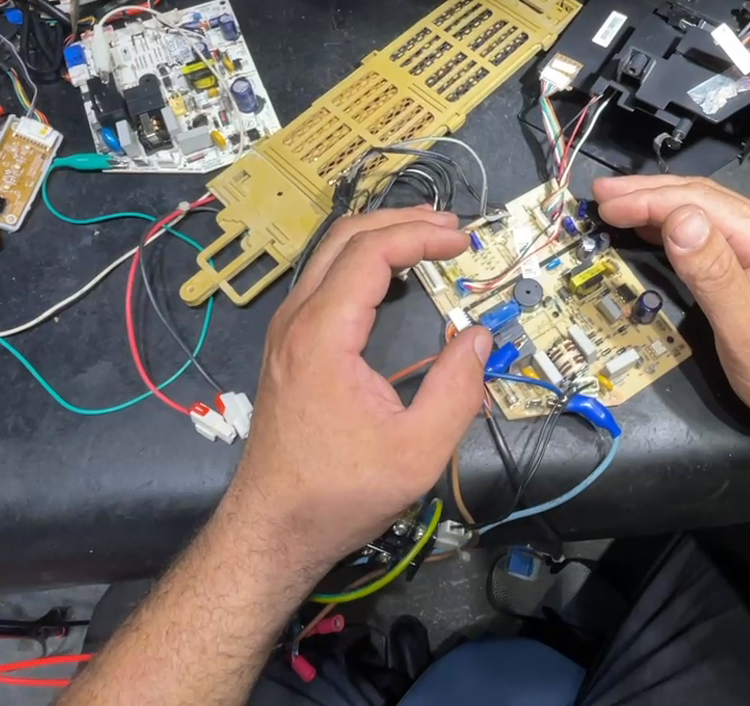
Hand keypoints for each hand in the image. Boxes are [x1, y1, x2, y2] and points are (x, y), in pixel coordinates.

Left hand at [224, 209, 490, 575]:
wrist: (271, 528)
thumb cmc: (341, 492)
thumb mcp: (417, 453)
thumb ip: (457, 390)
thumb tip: (477, 337)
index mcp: (323, 334)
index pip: (371, 252)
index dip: (421, 236)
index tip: (463, 241)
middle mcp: (297, 318)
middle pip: (346, 236)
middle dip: (402, 221)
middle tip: (451, 228)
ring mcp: (286, 329)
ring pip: (330, 253)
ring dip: (381, 236)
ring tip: (429, 241)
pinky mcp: (288, 343)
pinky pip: (324, 278)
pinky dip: (363, 261)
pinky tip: (393, 278)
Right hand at [592, 175, 749, 448]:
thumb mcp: (748, 329)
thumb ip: (712, 271)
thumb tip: (677, 216)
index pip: (700, 203)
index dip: (647, 199)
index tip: (603, 205)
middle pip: (704, 198)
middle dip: (648, 193)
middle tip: (600, 196)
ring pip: (710, 213)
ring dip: (661, 206)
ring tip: (617, 206)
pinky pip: (717, 234)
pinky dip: (679, 227)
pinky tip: (657, 230)